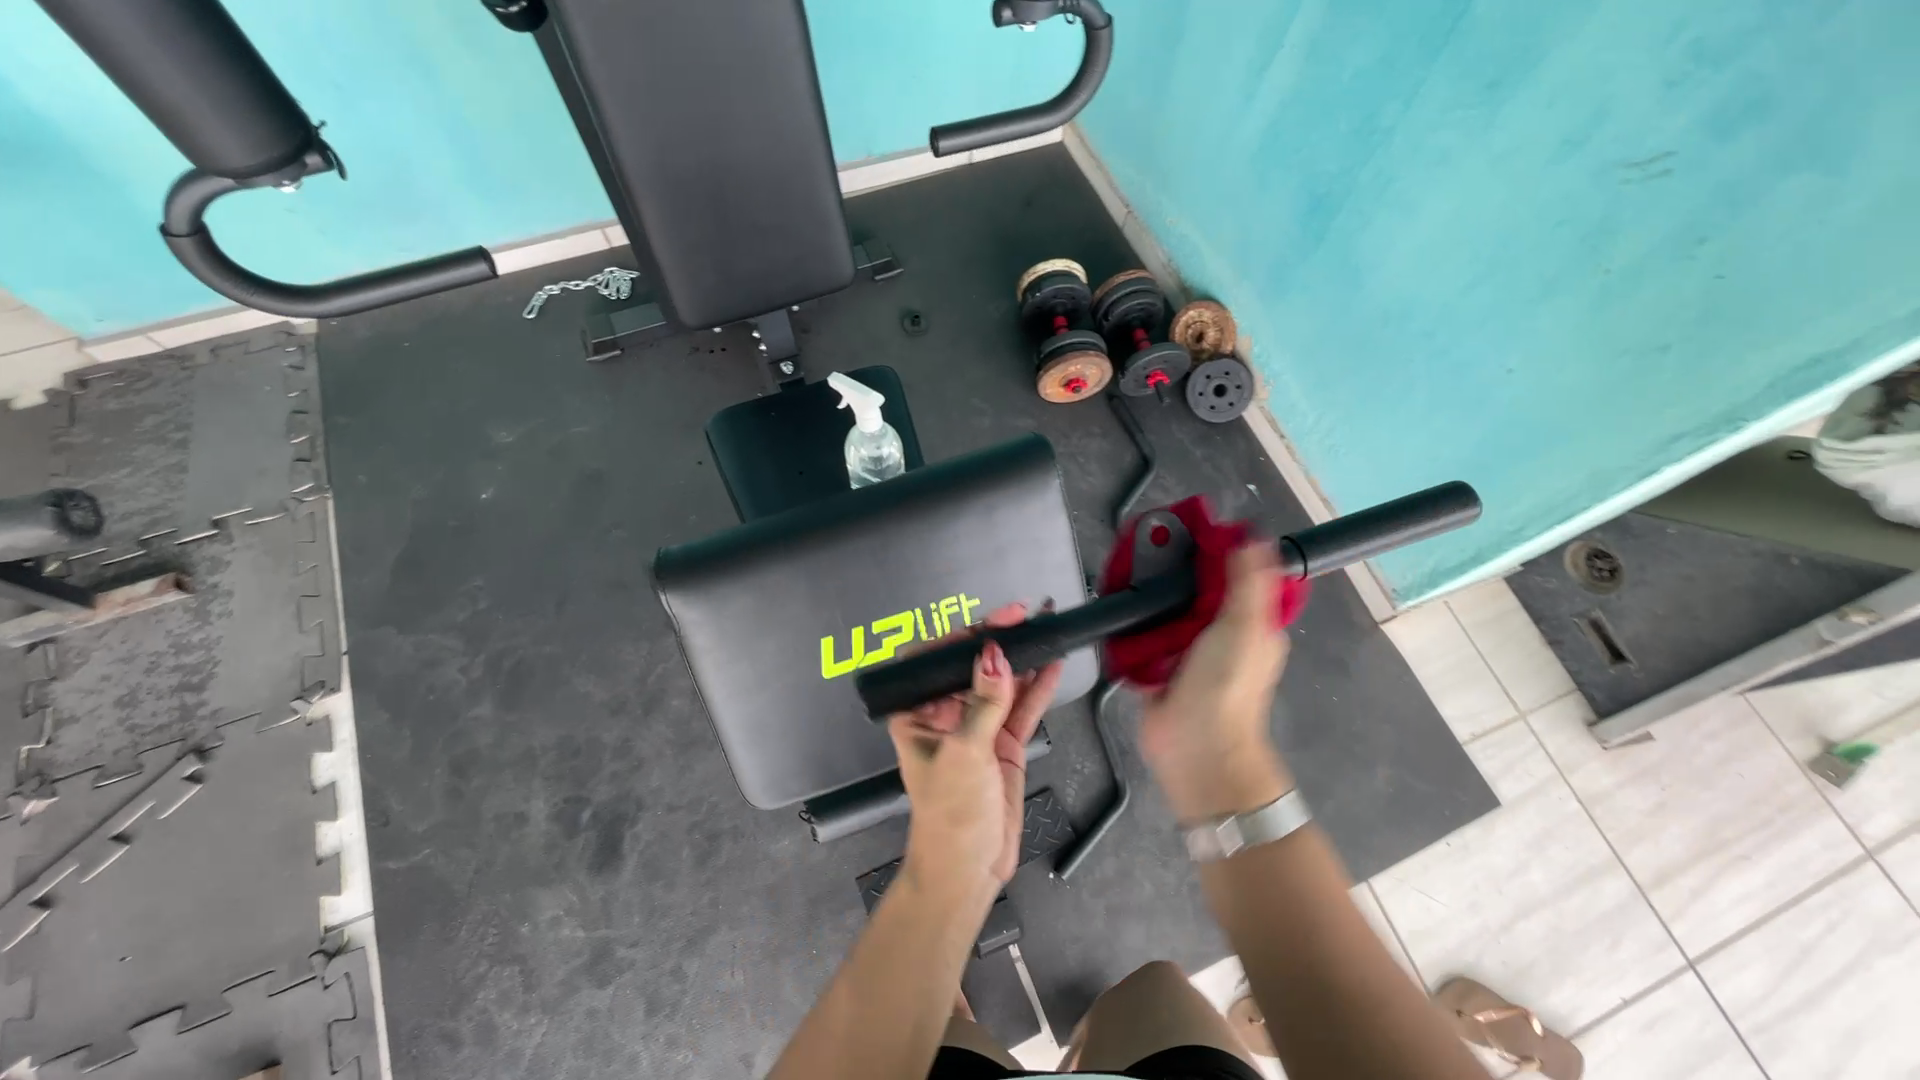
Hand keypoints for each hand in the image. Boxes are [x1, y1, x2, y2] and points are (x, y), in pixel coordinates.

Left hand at [888, 604, 1063, 906]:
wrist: (970, 867)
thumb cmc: (950, 811)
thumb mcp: (964, 753)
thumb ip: (984, 702)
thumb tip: (994, 654)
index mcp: (917, 714)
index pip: (931, 663)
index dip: (957, 639)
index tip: (990, 625)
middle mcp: (945, 715)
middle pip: (971, 668)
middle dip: (997, 641)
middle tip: (1025, 614)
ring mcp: (978, 729)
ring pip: (1001, 684)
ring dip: (1022, 658)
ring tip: (1045, 627)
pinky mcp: (1004, 745)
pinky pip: (1021, 708)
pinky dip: (1037, 687)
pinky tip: (1054, 664)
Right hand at [1141, 543, 1294, 822]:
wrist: (1195, 749)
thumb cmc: (1226, 685)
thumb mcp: (1245, 625)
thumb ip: (1248, 582)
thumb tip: (1253, 535)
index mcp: (1250, 625)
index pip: (1234, 578)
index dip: (1215, 553)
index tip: (1187, 527)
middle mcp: (1219, 637)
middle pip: (1195, 593)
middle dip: (1174, 573)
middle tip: (1145, 544)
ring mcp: (1185, 655)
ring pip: (1166, 614)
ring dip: (1149, 598)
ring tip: (1124, 566)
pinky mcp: (1154, 670)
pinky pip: (1141, 639)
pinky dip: (1130, 626)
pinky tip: (1115, 602)